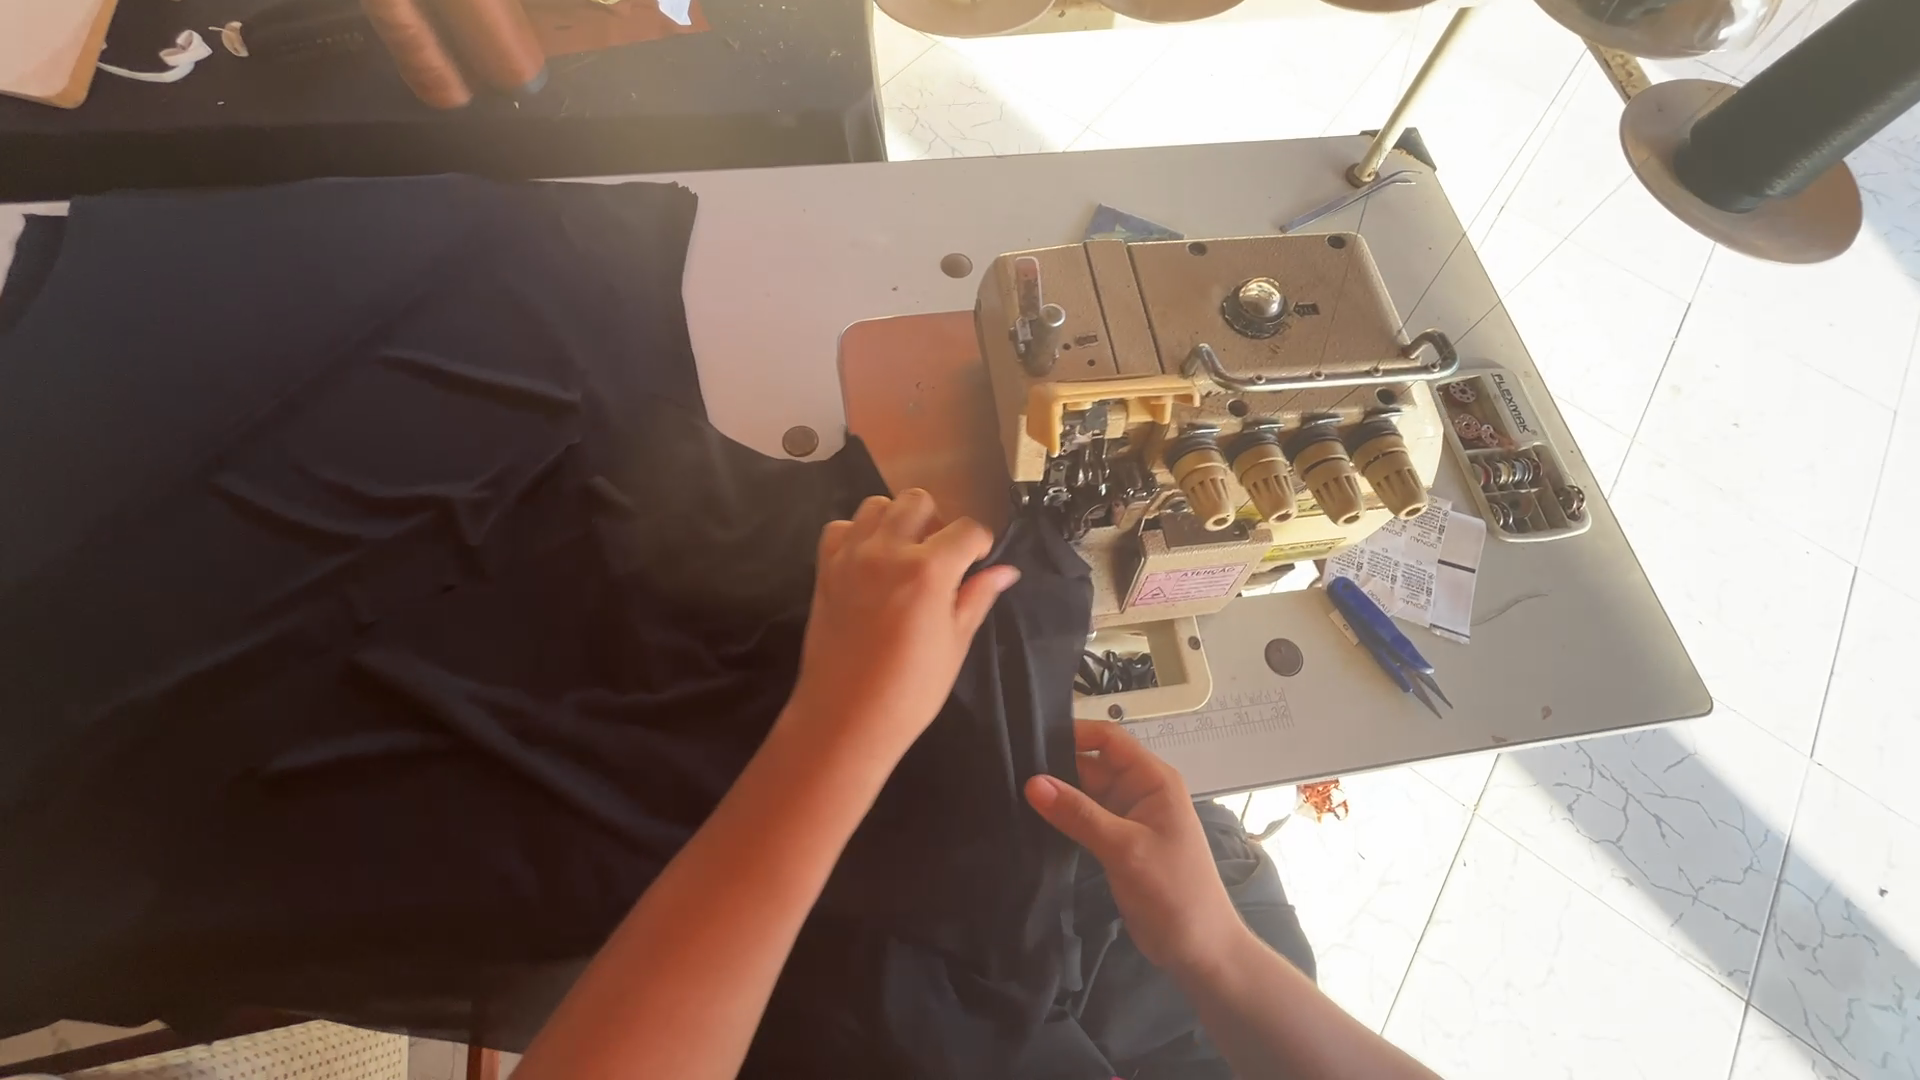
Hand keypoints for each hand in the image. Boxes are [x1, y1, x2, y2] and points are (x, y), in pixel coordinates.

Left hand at [784, 489, 1020, 761]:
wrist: (846, 718)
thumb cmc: (911, 690)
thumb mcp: (956, 643)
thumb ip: (977, 596)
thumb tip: (1006, 571)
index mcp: (929, 570)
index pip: (967, 529)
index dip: (981, 542)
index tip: (979, 560)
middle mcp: (888, 550)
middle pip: (918, 501)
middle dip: (937, 522)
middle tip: (941, 557)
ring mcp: (851, 557)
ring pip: (877, 505)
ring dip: (897, 521)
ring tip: (904, 555)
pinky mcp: (825, 569)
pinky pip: (841, 528)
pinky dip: (858, 535)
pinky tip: (870, 561)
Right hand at [1025, 720, 1246, 974]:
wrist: (1201, 952)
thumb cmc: (1174, 892)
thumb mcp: (1125, 849)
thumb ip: (1078, 814)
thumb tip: (1032, 782)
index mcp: (1152, 778)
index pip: (1108, 738)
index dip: (1072, 733)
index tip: (1029, 739)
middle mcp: (1138, 789)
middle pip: (1090, 763)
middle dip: (1054, 765)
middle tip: (1007, 768)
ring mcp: (1126, 816)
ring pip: (1083, 791)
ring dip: (1054, 792)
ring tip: (1008, 788)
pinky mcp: (1115, 841)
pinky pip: (1083, 817)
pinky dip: (1061, 816)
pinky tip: (1029, 818)